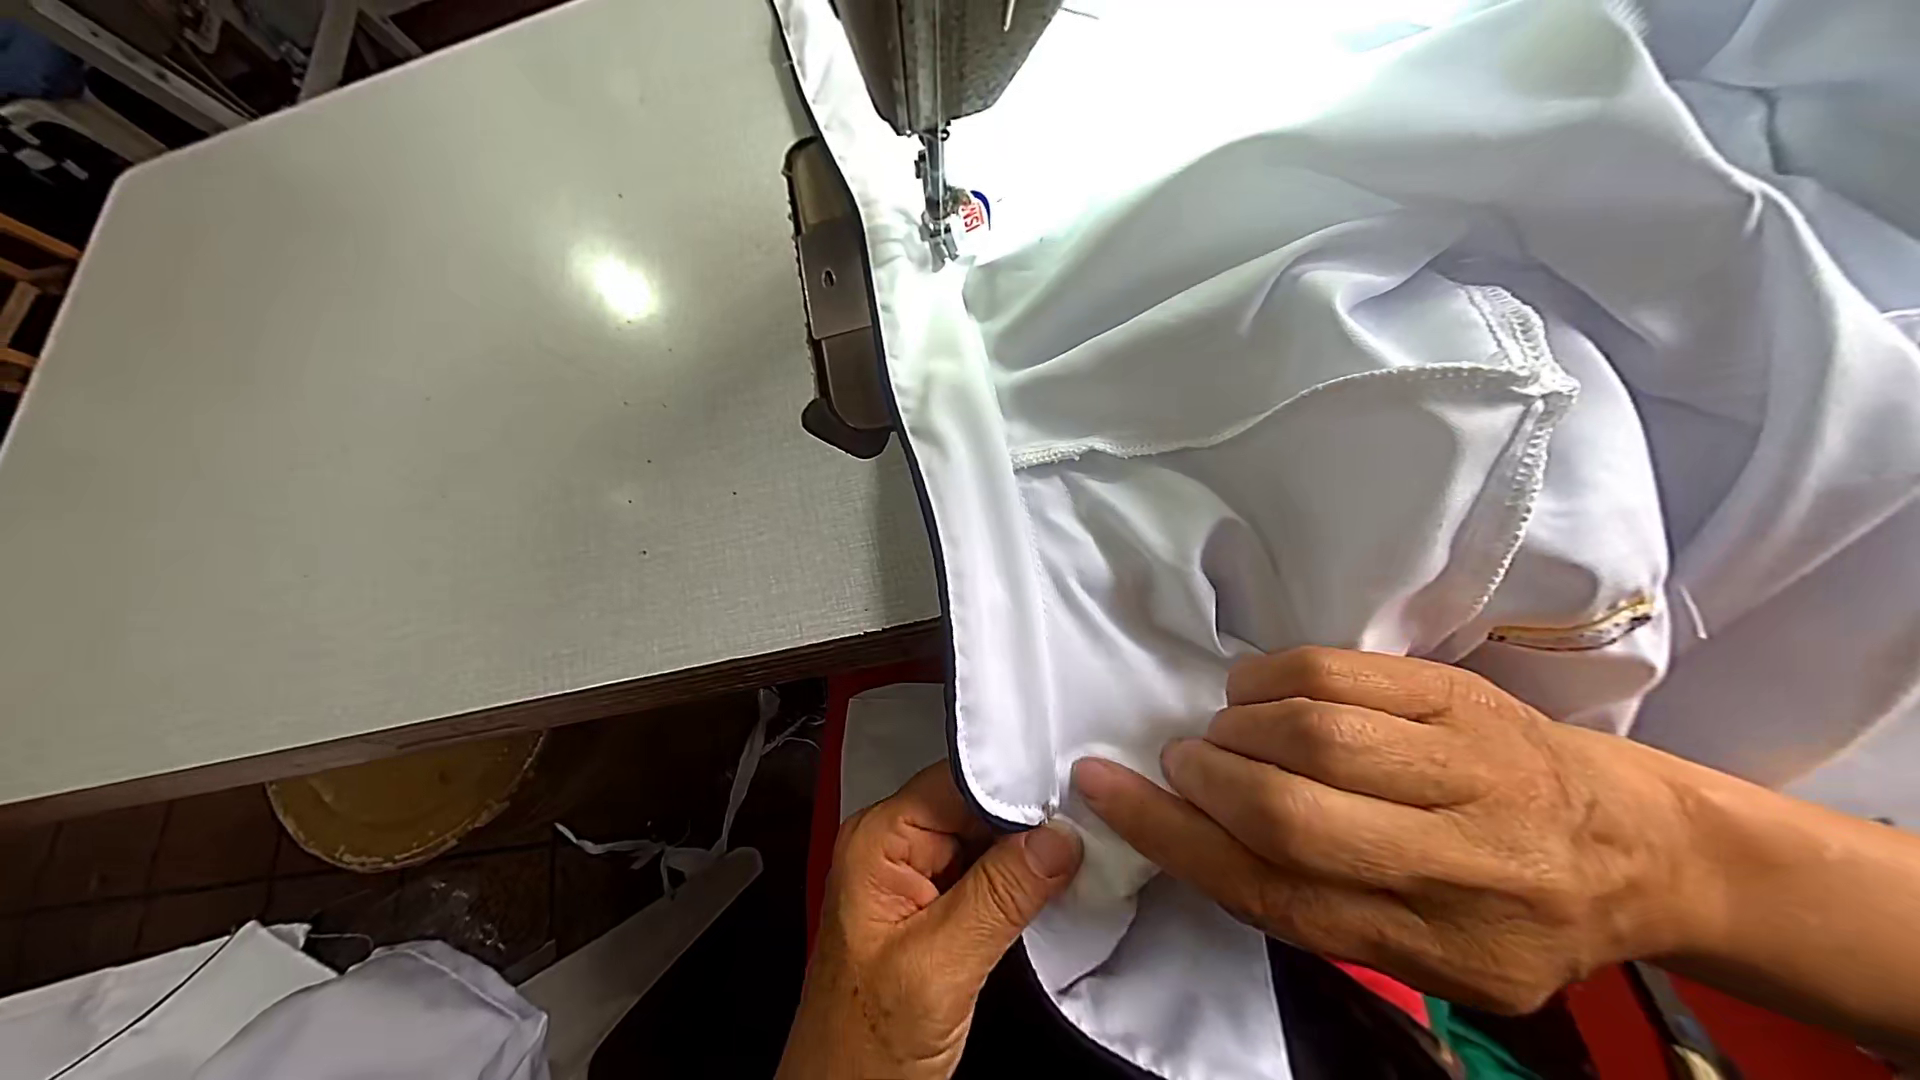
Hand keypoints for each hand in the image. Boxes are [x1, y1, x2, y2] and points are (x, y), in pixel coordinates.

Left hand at [777, 763, 1083, 1079]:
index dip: (1014, 787)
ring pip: (985, 836)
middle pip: (974, 804)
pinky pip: (985, 868)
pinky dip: (1018, 877)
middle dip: (1027, 820)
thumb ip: (999, 897)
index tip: (1069, 801)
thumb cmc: (862, 1048)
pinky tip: (1049, 884)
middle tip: (1083, 833)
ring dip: (1027, 850)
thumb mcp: (937, 970)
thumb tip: (1058, 838)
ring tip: (1074, 858)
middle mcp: (894, 843)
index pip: (957, 783)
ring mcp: (915, 872)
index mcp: (877, 839)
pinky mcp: (936, 900)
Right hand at [1073, 646, 1713, 1013]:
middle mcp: (1458, 866)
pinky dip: (1269, 677)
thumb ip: (1299, 898)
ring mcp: (1470, 769)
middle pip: (1284, 812)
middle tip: (1189, 761)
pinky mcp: (1461, 698)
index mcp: (1431, 946)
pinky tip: (1262, 692)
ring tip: (1233, 730)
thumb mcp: (1409, 947)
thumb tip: (1184, 820)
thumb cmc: (1497, 905)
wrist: (1631, 846)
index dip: (1167, 833)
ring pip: (1308, 734)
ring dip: (1238, 726)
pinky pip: (1333, 672)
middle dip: (1207, 776)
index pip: (1266, 890)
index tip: (1101, 785)